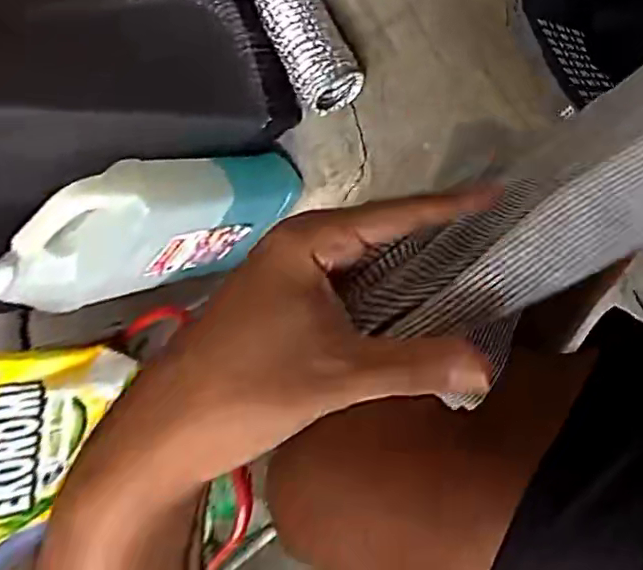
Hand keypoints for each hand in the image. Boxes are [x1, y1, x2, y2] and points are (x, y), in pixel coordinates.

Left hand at [43, 193, 495, 568]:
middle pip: (383, 225)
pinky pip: (351, 271)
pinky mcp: (283, 296)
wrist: (148, 452)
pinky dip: (388, 273)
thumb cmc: (239, 397)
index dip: (451, 205)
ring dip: (412, 248)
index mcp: (309, 242)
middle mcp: (298, 243)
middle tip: (487, 214)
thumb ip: (416, 366)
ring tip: (465, 240)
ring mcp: (287, 269)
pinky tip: (414, 282)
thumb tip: (485, 369)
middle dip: (436, 222)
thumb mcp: (337, 379)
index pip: (397, 215)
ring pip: (366, 249)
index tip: (494, 190)